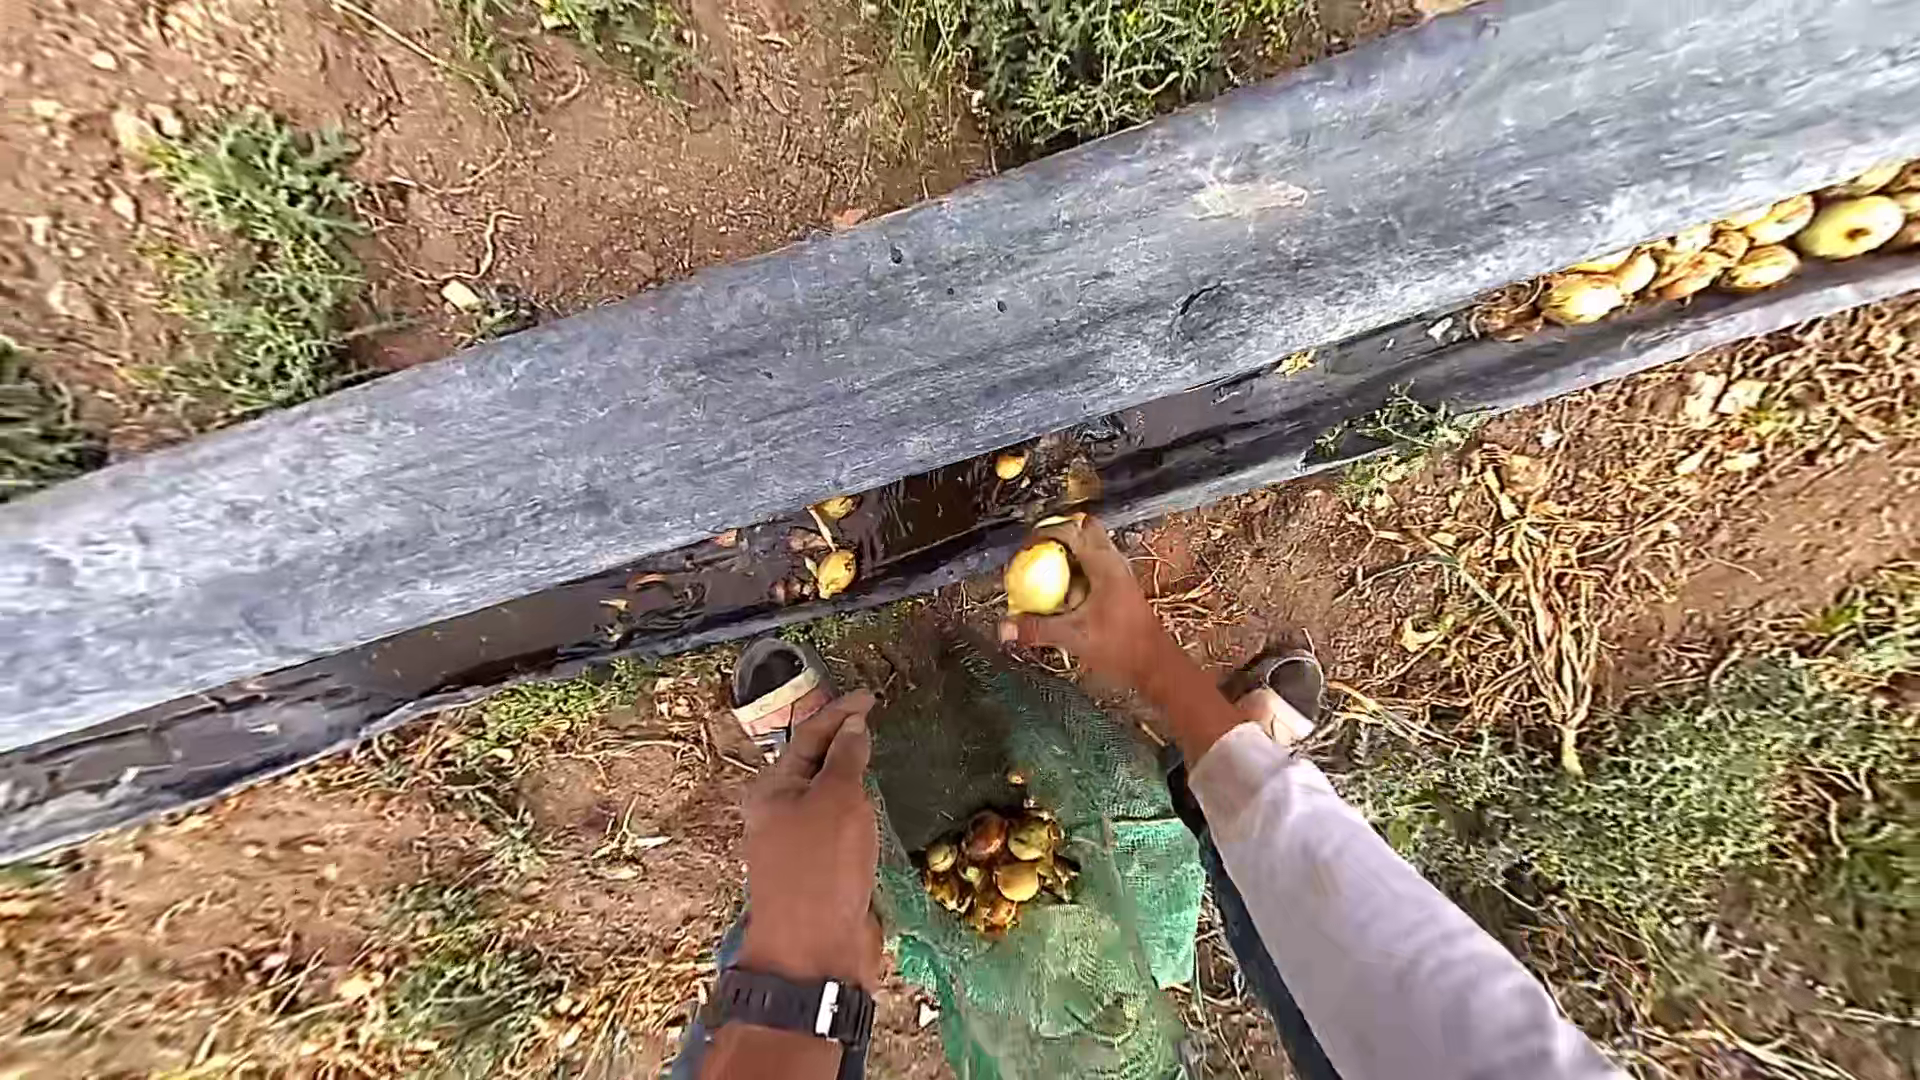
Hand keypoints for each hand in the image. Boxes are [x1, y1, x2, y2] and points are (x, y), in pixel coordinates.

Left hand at [737, 690, 882, 989]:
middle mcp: (780, 810)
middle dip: (842, 737)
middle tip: (874, 719)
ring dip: (850, 768)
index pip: (809, 736)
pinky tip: (873, 797)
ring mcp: (799, 839)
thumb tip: (853, 725)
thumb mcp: (837, 800)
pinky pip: (839, 818)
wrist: (815, 954)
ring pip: (828, 790)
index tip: (871, 697)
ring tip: (875, 748)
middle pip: (815, 760)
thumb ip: (845, 757)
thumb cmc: (822, 866)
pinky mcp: (820, 863)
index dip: (840, 711)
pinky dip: (857, 801)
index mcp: (773, 790)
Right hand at [998, 517, 1244, 762]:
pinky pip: (1092, 564)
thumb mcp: (1073, 637)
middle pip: (1084, 528)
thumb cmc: (1121, 647)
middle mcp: (1113, 561)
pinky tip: (1062, 593)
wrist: (1155, 664)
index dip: (1043, 533)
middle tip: (1034, 552)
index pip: (1070, 530)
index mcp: (1103, 565)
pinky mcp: (1119, 585)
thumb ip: (1036, 630)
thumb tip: (1003, 628)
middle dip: (1057, 534)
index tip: (1023, 550)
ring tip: (1044, 571)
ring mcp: (1118, 572)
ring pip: (1090, 545)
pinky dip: (1075, 568)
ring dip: (1067, 552)